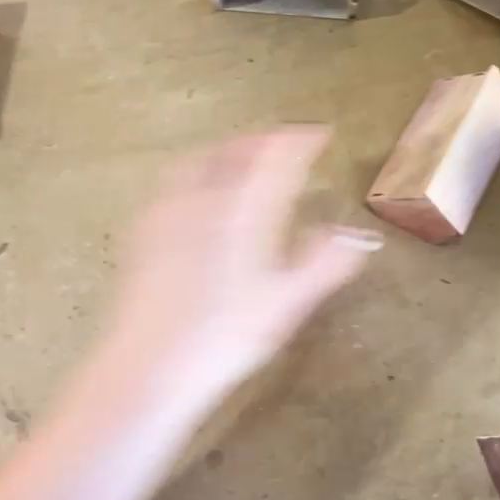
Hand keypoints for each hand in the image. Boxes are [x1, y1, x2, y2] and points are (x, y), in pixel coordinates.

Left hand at [103, 125, 380, 403]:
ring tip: (242, 161)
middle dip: (262, 141)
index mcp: (244, 207)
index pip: (277, 156)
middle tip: (282, 146)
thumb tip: (358, 236)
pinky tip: (199, 196)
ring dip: (227, 152)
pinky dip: (196, 173)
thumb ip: (324, 263)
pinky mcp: (142, 230)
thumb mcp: (287, 303)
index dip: (299, 140)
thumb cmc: (226, 335)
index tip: (318, 133)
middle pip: (235, 150)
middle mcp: (204, 196)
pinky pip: (172, 182)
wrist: (148, 365)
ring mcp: (167, 209)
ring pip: (200, 161)